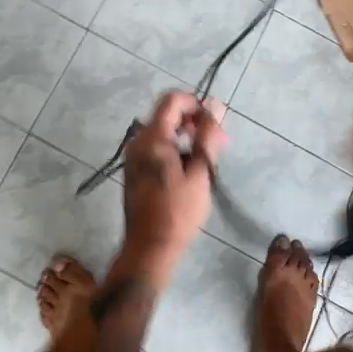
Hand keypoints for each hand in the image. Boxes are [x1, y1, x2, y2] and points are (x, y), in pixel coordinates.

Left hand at [119, 92, 227, 277]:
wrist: (148, 251)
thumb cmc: (178, 213)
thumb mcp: (200, 173)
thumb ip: (207, 137)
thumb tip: (216, 107)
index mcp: (153, 138)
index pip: (173, 100)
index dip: (197, 104)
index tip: (216, 123)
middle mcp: (139, 142)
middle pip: (168, 115)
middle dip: (195, 122)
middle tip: (218, 142)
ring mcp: (134, 157)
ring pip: (164, 132)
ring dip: (187, 137)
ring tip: (208, 160)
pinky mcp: (135, 171)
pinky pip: (157, 148)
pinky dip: (175, 150)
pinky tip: (191, 171)